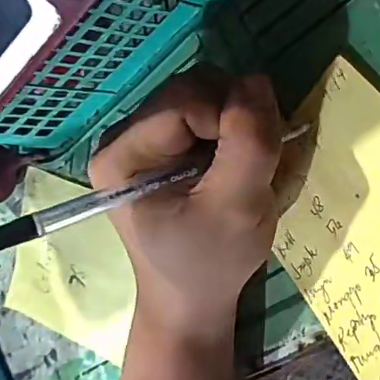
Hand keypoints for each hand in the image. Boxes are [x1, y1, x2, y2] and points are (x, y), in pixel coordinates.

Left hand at [90, 69, 284, 343]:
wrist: (193, 300)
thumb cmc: (210, 263)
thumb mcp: (238, 206)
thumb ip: (248, 143)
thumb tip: (257, 80)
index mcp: (122, 154)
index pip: (185, 101)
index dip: (229, 118)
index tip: (251, 160)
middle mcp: (124, 135)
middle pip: (191, 87)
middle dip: (234, 113)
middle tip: (253, 159)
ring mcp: (144, 135)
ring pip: (203, 92)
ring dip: (237, 118)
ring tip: (244, 162)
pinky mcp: (165, 140)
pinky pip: (207, 107)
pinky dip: (233, 124)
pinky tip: (234, 160)